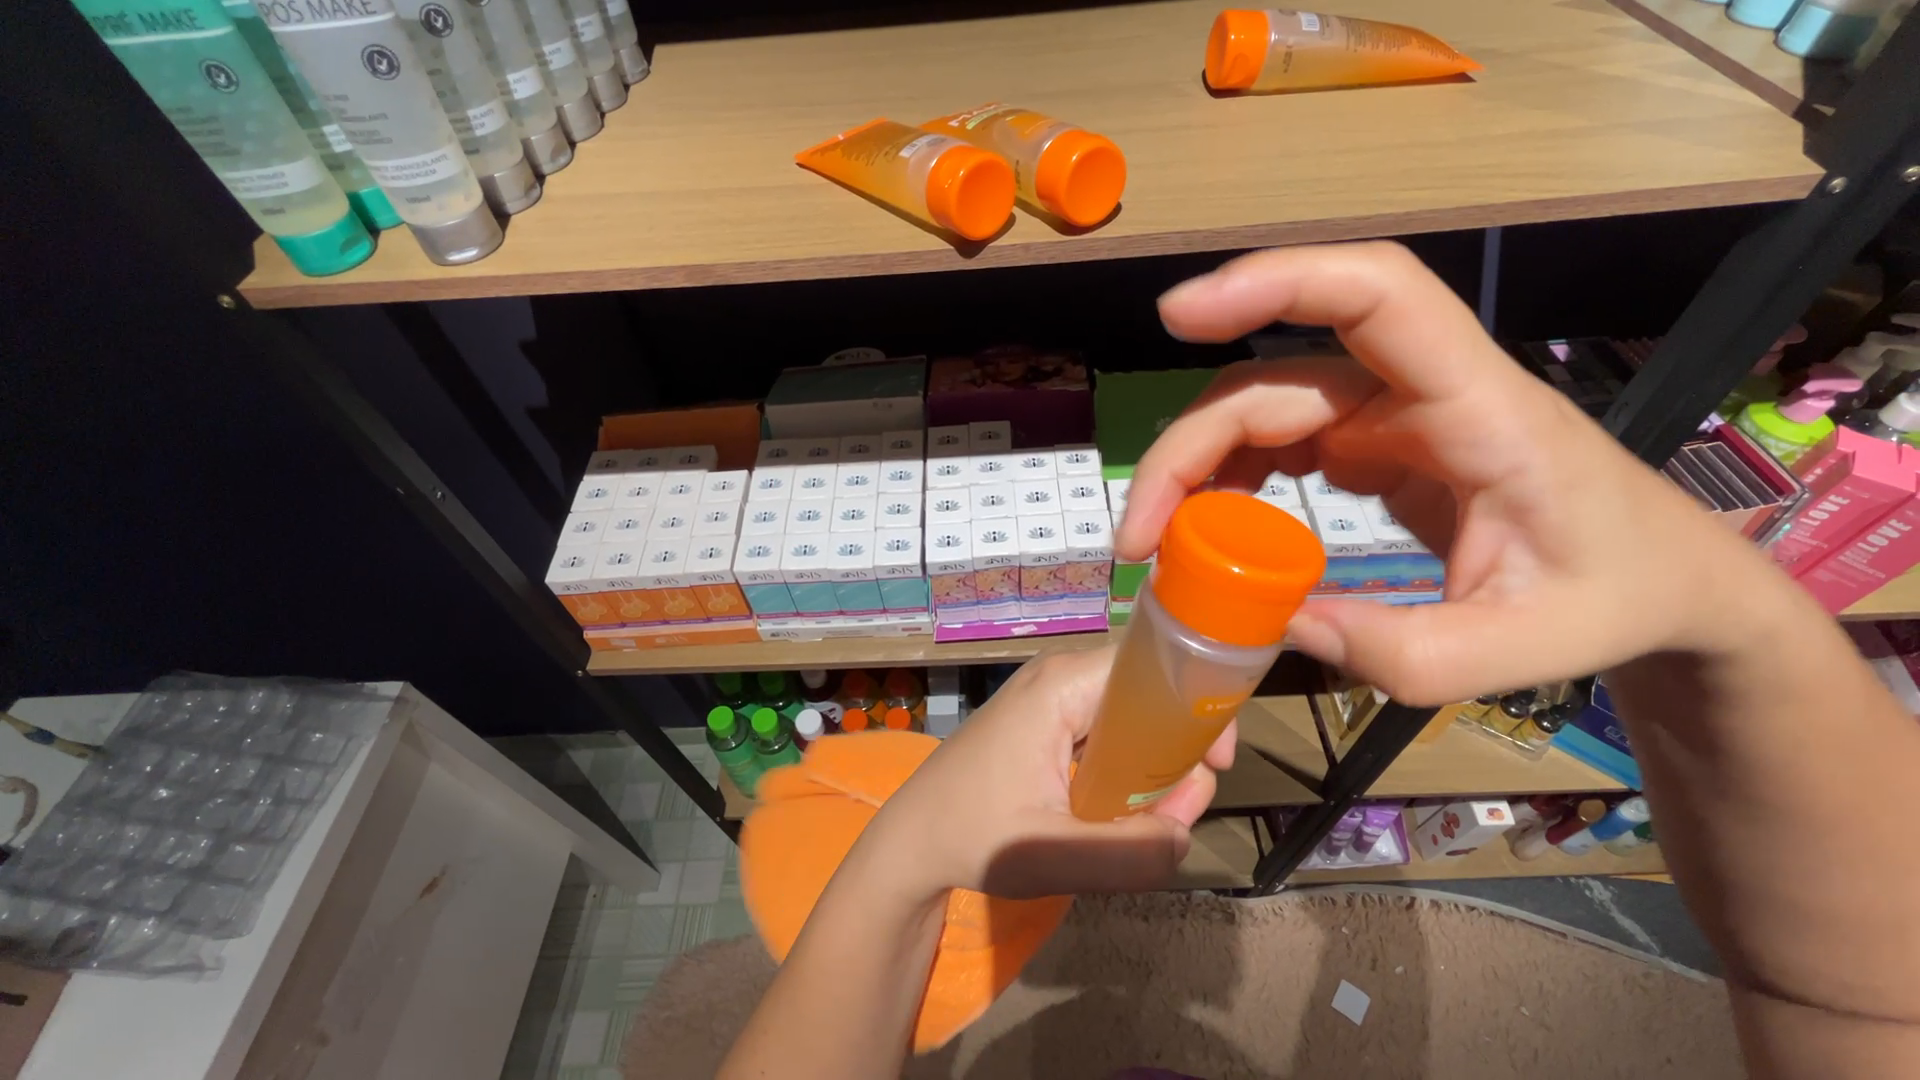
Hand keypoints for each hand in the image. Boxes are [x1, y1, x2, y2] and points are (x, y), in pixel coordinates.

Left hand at [861, 647, 1234, 900]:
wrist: (912, 838)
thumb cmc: (972, 837)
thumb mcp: (1049, 855)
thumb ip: (1127, 854)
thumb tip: (1185, 838)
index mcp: (1061, 686)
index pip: (1154, 666)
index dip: (1196, 707)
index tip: (1216, 763)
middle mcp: (1059, 676)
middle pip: (1148, 693)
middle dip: (1176, 751)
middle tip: (1173, 814)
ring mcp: (1050, 696)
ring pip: (1131, 716)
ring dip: (1152, 767)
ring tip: (1141, 824)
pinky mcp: (1045, 720)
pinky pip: (1107, 731)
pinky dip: (1126, 768)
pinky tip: (1115, 813)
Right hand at [1121, 241, 1759, 704]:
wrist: (1660, 580)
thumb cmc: (1610, 597)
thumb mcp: (1513, 649)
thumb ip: (1399, 651)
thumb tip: (1276, 626)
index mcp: (1477, 408)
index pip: (1375, 294)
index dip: (1275, 282)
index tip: (1178, 316)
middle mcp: (1421, 391)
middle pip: (1273, 380)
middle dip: (1189, 447)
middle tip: (1138, 537)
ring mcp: (1390, 414)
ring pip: (1261, 406)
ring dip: (1196, 464)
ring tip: (1157, 540)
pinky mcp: (1373, 442)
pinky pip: (1278, 440)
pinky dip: (1227, 476)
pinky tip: (1208, 523)